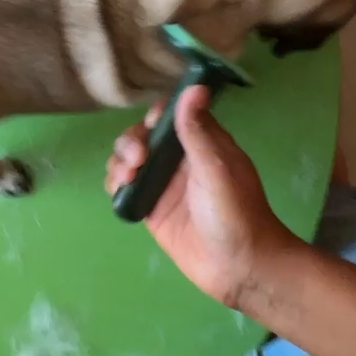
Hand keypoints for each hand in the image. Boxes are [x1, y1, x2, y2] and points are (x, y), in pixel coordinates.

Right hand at [104, 87, 300, 308]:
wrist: (239, 268)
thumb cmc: (236, 213)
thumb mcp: (217, 168)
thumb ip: (198, 130)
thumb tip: (196, 87)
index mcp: (201, 142)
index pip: (171, 115)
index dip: (156, 115)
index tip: (151, 126)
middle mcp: (179, 160)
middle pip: (143, 135)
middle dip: (132, 141)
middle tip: (138, 159)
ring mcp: (163, 184)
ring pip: (129, 159)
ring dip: (120, 160)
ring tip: (127, 177)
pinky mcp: (150, 208)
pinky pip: (124, 187)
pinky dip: (116, 183)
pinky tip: (120, 190)